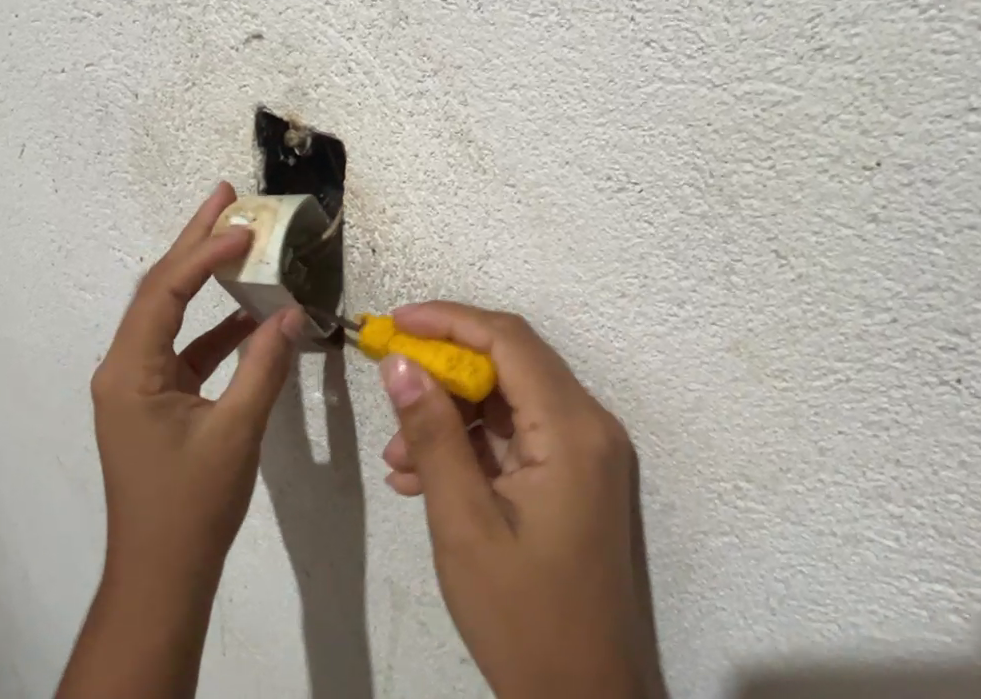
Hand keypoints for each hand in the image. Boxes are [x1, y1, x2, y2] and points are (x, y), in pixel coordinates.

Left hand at [90, 182, 304, 586]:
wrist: (161, 576)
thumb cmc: (192, 505)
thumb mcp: (236, 432)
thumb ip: (264, 366)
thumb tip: (292, 313)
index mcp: (129, 371)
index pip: (165, 291)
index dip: (204, 254)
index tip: (245, 227)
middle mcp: (124, 368)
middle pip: (159, 289)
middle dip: (193, 242)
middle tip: (224, 195)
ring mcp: (138, 385)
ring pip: (172, 316)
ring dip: (204, 280)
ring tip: (238, 238)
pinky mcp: (155, 402)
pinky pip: (184, 350)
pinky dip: (215, 329)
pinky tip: (249, 314)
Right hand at [379, 302, 664, 698]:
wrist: (586, 698)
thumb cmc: (523, 615)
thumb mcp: (464, 522)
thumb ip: (433, 434)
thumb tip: (400, 363)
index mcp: (572, 430)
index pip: (509, 340)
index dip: (449, 320)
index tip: (394, 323)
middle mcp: (590, 427)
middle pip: (512, 363)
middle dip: (444, 370)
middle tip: (390, 386)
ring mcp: (587, 454)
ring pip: (511, 401)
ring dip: (453, 415)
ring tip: (397, 458)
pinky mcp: (578, 478)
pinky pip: (520, 437)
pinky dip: (473, 446)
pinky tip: (423, 479)